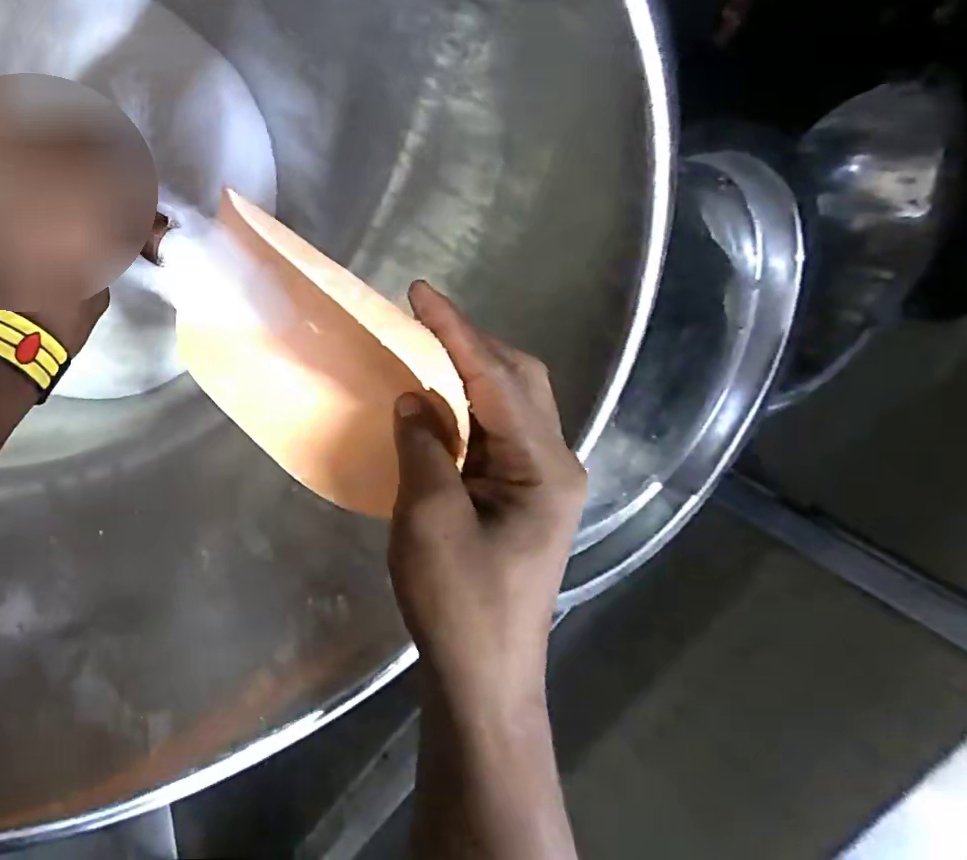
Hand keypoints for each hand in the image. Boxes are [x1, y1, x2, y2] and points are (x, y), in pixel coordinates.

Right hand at [388, 281, 587, 716]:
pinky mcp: (519, 499)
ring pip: (510, 404)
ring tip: (425, 346)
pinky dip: (465, 406)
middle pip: (519, 380)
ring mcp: (539, 484)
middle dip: (472, 341)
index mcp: (541, 467)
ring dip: (469, 370)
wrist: (483, 673)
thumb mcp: (427, 516)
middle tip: (421, 316)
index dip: (454, 330)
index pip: (494, 378)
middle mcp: (552, 465)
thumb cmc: (457, 598)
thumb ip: (422, 447)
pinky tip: (436, 404)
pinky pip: (494, 432)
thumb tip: (413, 397)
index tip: (419, 292)